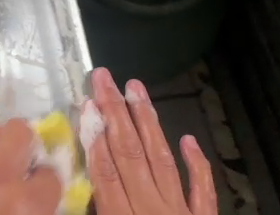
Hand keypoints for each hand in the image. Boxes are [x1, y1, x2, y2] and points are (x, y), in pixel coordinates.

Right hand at [82, 68, 215, 214]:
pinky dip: (197, 164)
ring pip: (162, 161)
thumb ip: (95, 206)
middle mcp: (153, 212)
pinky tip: (188, 138)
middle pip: (131, 155)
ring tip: (135, 87)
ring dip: (147, 121)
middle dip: (115, 112)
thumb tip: (75, 176)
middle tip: (103, 77)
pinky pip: (203, 191)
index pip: (106, 173)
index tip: (87, 102)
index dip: (94, 137)